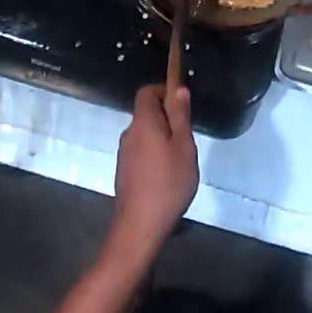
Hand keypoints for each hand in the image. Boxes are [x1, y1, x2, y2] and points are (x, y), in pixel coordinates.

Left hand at [107, 85, 198, 269]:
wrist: (140, 223)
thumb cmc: (168, 182)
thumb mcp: (183, 146)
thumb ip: (180, 116)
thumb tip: (178, 89)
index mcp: (142, 122)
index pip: (146, 92)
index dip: (163, 90)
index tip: (182, 104)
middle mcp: (129, 133)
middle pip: (146, 112)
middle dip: (166, 116)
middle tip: (187, 135)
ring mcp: (124, 152)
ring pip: (144, 133)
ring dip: (161, 136)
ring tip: (181, 157)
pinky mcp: (125, 169)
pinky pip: (141, 150)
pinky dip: (154, 152)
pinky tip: (168, 173)